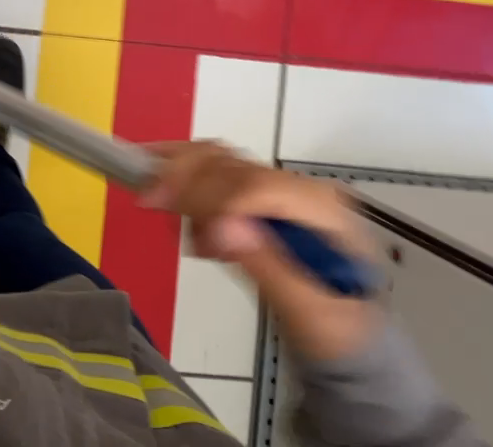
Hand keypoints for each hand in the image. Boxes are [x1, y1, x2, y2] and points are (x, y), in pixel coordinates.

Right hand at [140, 141, 378, 361]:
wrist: (345, 334)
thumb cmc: (333, 329)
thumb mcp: (308, 311)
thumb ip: (268, 267)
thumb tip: (222, 228)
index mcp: (322, 209)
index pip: (255, 187)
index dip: (208, 198)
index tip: (169, 215)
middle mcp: (301, 186)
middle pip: (231, 165)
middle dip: (184, 178)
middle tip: (147, 200)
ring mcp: (279, 186)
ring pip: (216, 158)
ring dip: (178, 172)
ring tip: (152, 195)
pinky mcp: (258, 191)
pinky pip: (212, 169)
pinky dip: (183, 176)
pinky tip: (167, 194)